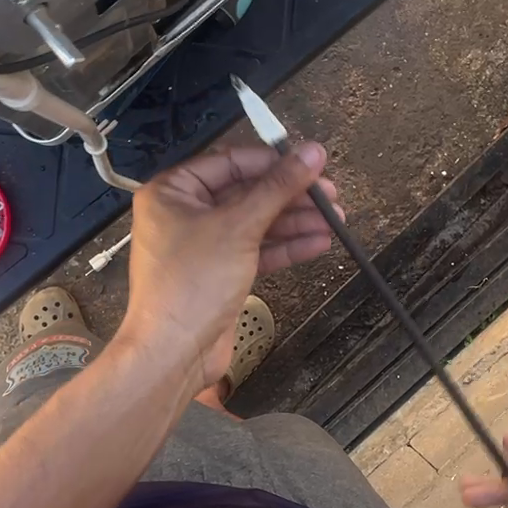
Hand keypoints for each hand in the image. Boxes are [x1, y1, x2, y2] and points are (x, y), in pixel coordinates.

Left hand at [122, 142, 340, 385]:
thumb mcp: (239, 227)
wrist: (175, 352)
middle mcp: (185, 215)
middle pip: (248, 193)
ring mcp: (204, 246)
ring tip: (333, 220)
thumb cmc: (186, 289)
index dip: (272, 162)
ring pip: (257, 223)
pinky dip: (286, 247)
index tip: (308, 162)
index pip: (231, 163)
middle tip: (327, 194)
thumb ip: (278, 188)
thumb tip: (309, 155)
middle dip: (290, 196)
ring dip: (295, 222)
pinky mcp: (221, 273)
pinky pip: (258, 250)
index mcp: (173, 192)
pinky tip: (317, 242)